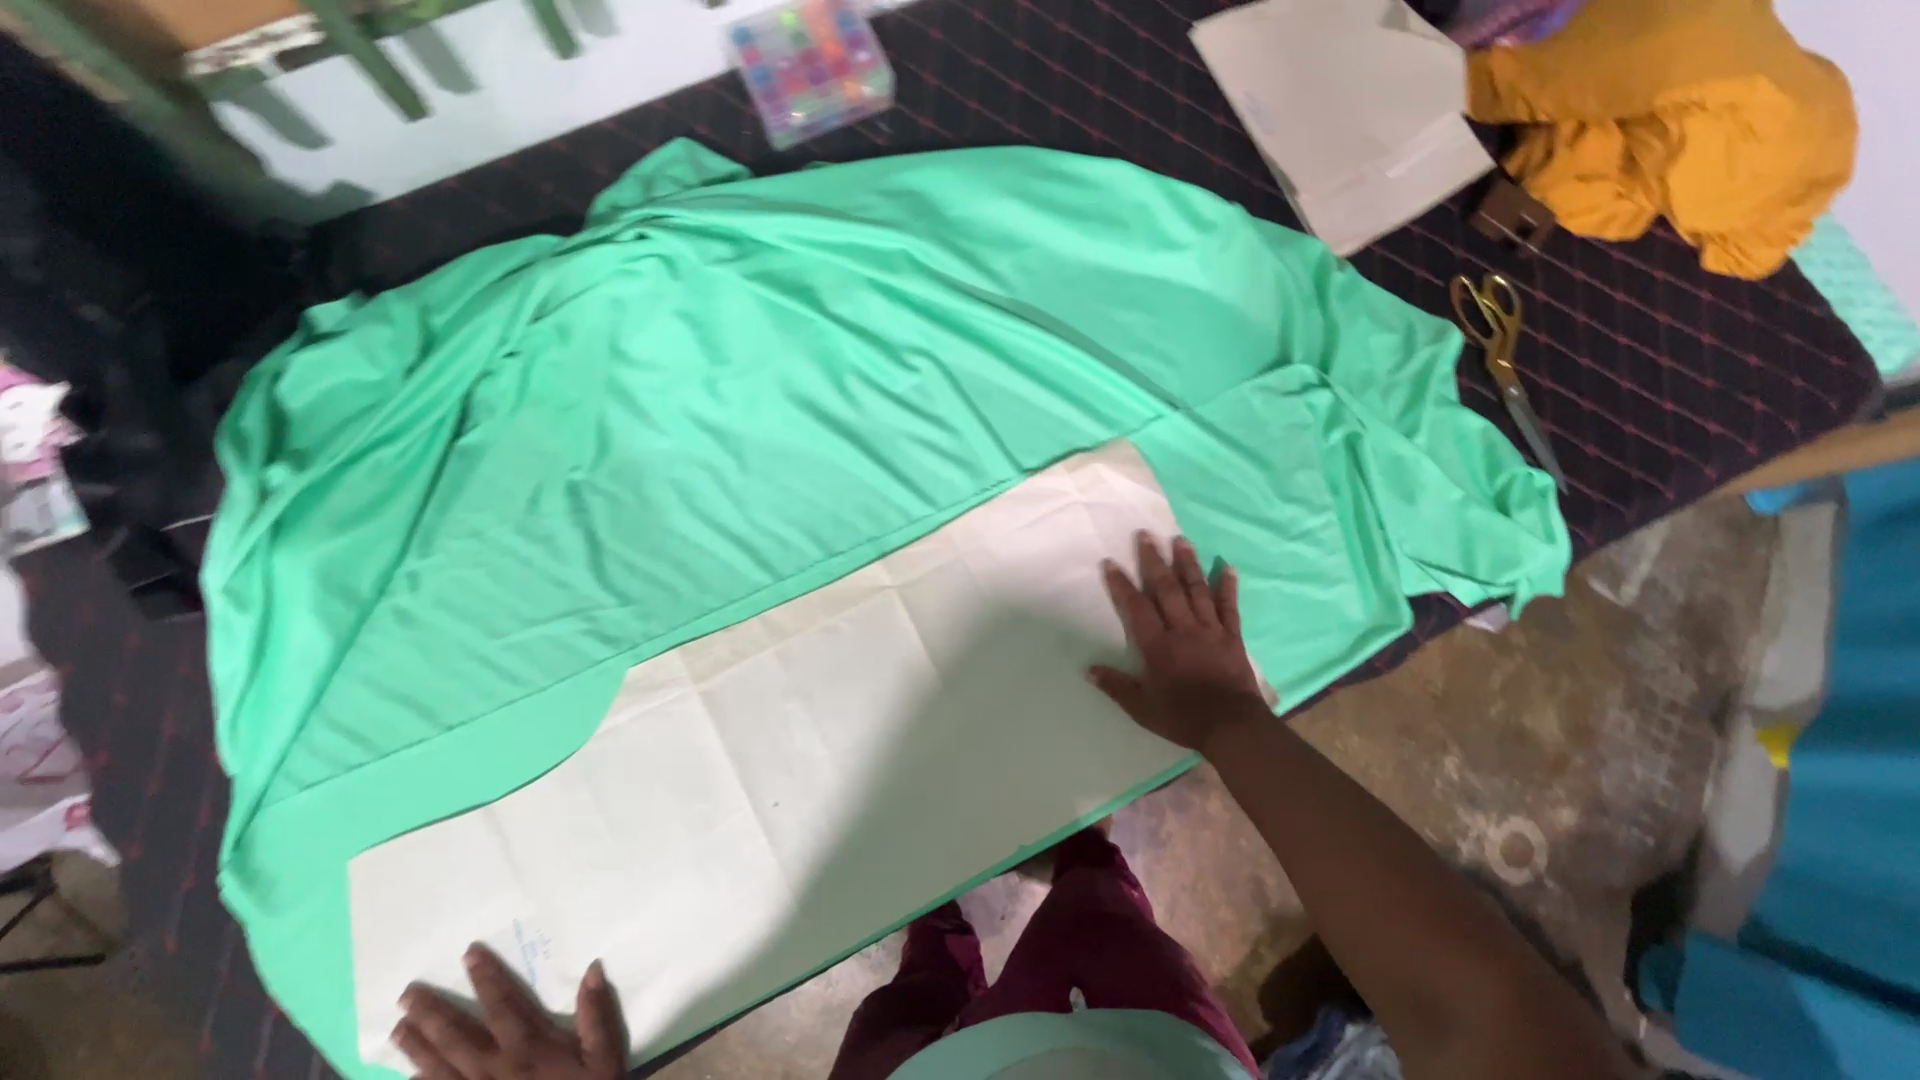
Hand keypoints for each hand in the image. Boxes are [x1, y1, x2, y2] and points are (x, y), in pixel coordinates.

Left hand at [392, 944, 623, 1079]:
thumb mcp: (604, 1054)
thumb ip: (596, 1012)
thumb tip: (593, 967)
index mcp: (526, 1047)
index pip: (501, 1003)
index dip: (486, 977)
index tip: (469, 953)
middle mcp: (493, 1068)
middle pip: (456, 1035)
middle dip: (432, 1011)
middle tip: (408, 992)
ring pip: (438, 1068)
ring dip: (416, 1047)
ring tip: (397, 1028)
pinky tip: (408, 1079)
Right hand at [1088, 532, 1265, 751]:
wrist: (1232, 726)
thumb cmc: (1183, 717)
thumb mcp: (1142, 708)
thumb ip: (1117, 686)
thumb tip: (1089, 670)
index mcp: (1158, 646)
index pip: (1136, 608)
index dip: (1122, 585)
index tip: (1111, 563)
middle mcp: (1183, 630)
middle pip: (1167, 589)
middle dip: (1154, 560)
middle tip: (1146, 534)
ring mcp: (1210, 630)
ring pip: (1197, 590)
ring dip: (1188, 563)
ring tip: (1180, 539)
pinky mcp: (1232, 637)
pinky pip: (1230, 607)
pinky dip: (1228, 586)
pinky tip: (1227, 567)